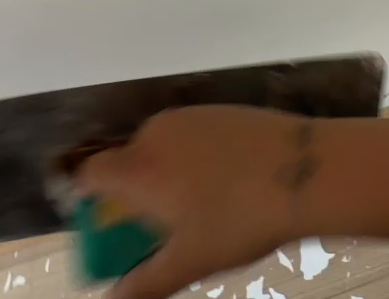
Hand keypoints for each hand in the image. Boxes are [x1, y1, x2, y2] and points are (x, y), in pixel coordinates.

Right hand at [73, 106, 317, 298]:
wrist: (302, 170)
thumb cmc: (238, 219)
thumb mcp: (188, 262)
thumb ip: (143, 284)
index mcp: (138, 168)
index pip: (89, 173)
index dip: (86, 197)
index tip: (103, 222)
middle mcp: (156, 132)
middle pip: (126, 160)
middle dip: (133, 191)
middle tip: (159, 225)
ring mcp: (189, 115)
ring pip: (159, 145)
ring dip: (164, 172)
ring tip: (197, 207)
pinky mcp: (218, 108)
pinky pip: (188, 133)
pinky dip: (191, 155)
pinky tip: (224, 180)